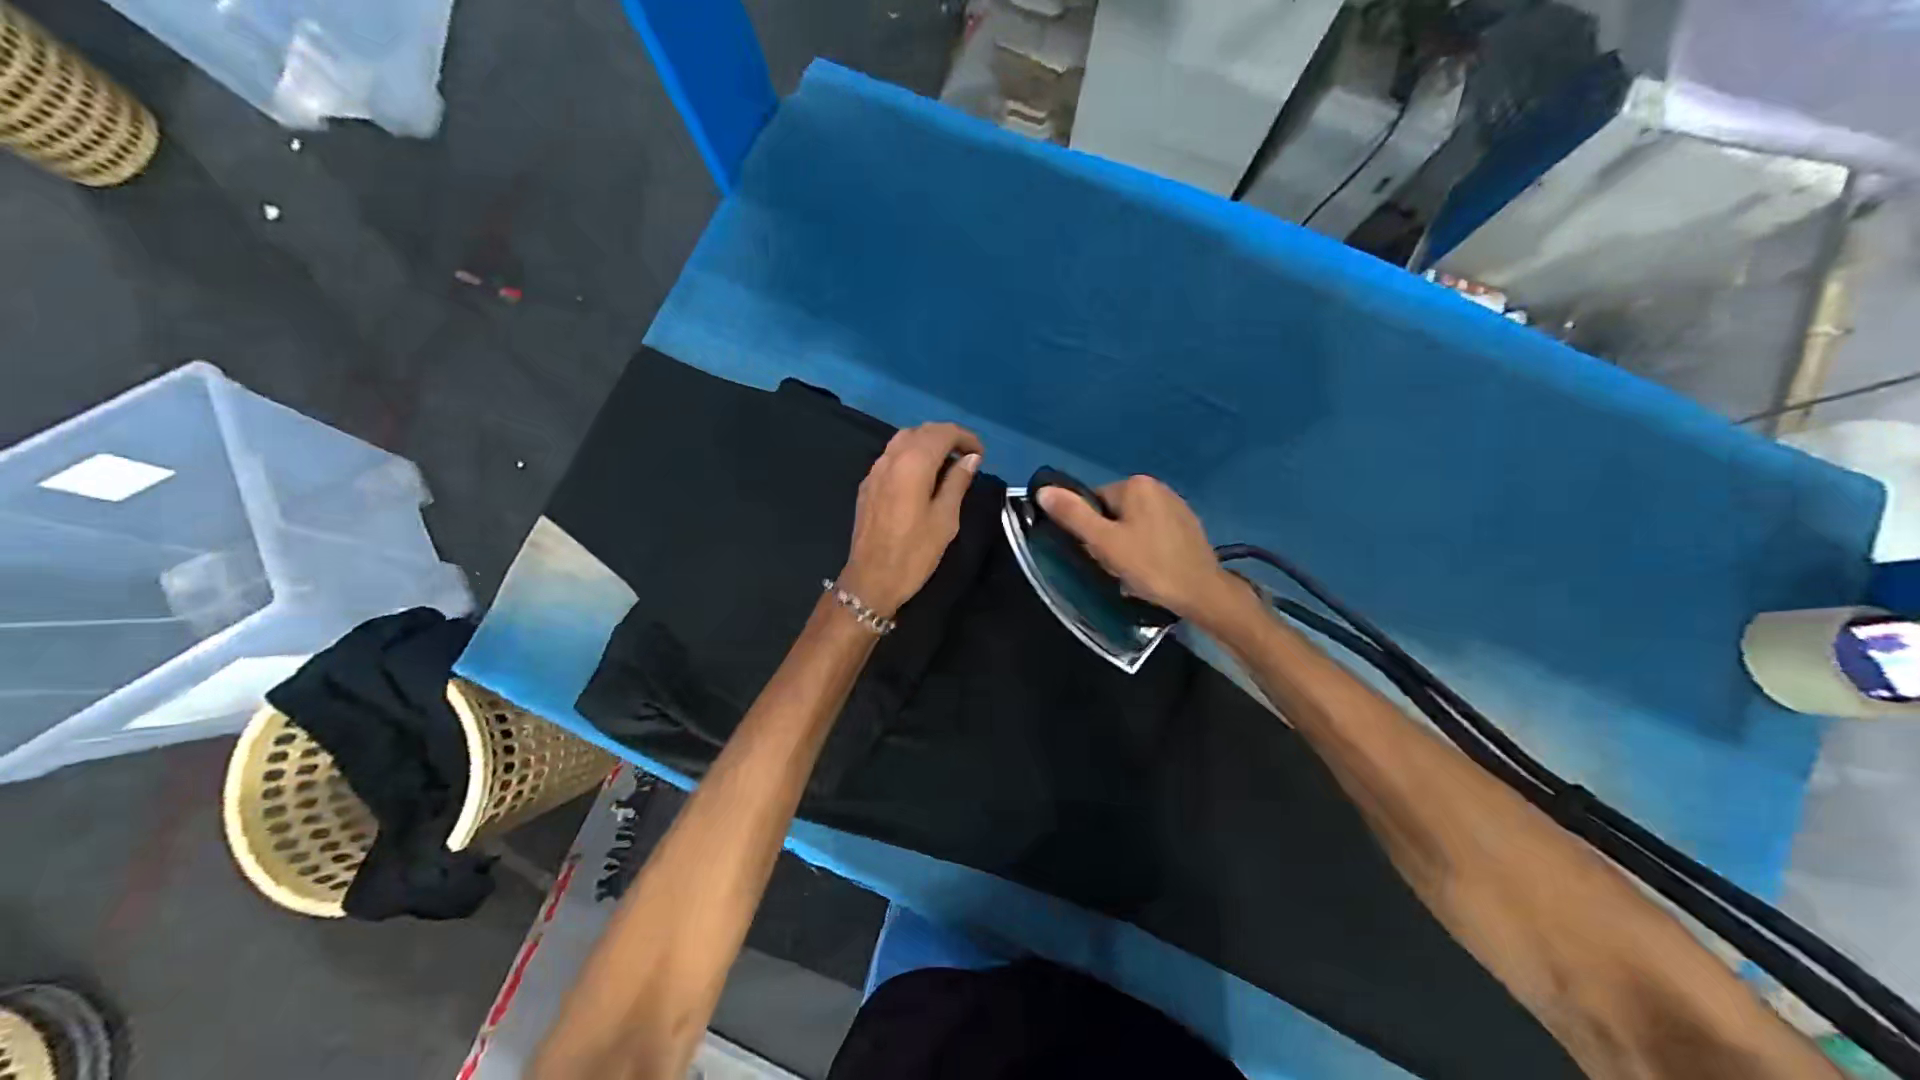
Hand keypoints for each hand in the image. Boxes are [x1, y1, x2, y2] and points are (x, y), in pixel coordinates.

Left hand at [838, 423, 984, 616]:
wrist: (871, 579)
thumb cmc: (914, 552)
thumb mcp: (945, 518)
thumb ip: (957, 482)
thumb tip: (971, 458)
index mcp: (913, 463)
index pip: (943, 433)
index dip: (965, 438)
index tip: (981, 454)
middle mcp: (891, 458)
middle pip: (922, 431)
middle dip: (947, 436)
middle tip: (968, 456)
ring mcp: (875, 471)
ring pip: (903, 440)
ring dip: (928, 443)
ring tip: (948, 463)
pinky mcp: (868, 485)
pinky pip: (892, 456)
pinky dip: (911, 455)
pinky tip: (922, 475)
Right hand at [1036, 475, 1244, 624]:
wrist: (1201, 592)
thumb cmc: (1149, 566)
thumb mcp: (1104, 543)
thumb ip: (1072, 515)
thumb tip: (1043, 490)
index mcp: (1135, 484)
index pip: (1094, 502)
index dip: (1091, 530)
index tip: (1101, 553)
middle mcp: (1156, 486)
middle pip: (1113, 511)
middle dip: (1110, 537)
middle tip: (1117, 565)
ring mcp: (1175, 504)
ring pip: (1133, 523)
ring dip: (1128, 543)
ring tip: (1136, 569)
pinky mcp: (1187, 523)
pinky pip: (1153, 530)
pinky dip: (1147, 547)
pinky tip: (1153, 566)